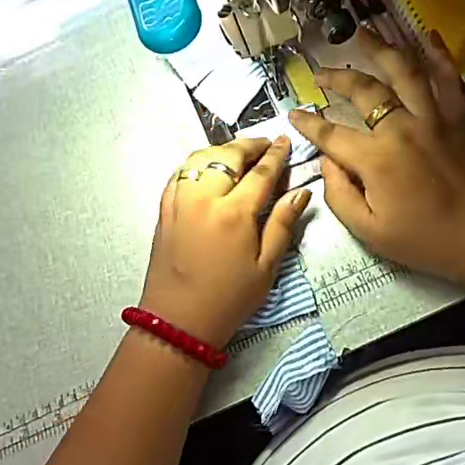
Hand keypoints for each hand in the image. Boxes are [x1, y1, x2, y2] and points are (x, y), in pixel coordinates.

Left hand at [138, 137, 310, 347]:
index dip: (276, 155)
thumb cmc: (228, 299)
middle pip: (227, 156)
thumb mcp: (267, 267)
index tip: (284, 143)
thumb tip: (300, 193)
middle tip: (265, 144)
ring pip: (199, 158)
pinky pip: (179, 174)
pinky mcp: (164, 211)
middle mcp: (204, 200)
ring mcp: (179, 202)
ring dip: (221, 150)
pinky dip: (195, 164)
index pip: (261, 172)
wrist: (178, 322)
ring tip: (238, 153)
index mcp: (234, 214)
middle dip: (249, 145)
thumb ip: (282, 224)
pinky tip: (207, 169)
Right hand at [289, 29, 464, 286]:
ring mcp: (432, 119)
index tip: (293, 113)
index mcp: (376, 158)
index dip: (308, 123)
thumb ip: (340, 195)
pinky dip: (439, 56)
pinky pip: (448, 80)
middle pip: (364, 91)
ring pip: (404, 72)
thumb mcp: (369, 230)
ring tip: (363, 32)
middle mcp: (401, 128)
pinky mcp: (456, 119)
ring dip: (381, 49)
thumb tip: (328, 163)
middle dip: (337, 78)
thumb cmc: (423, 239)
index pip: (331, 134)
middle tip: (321, 73)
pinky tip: (429, 35)